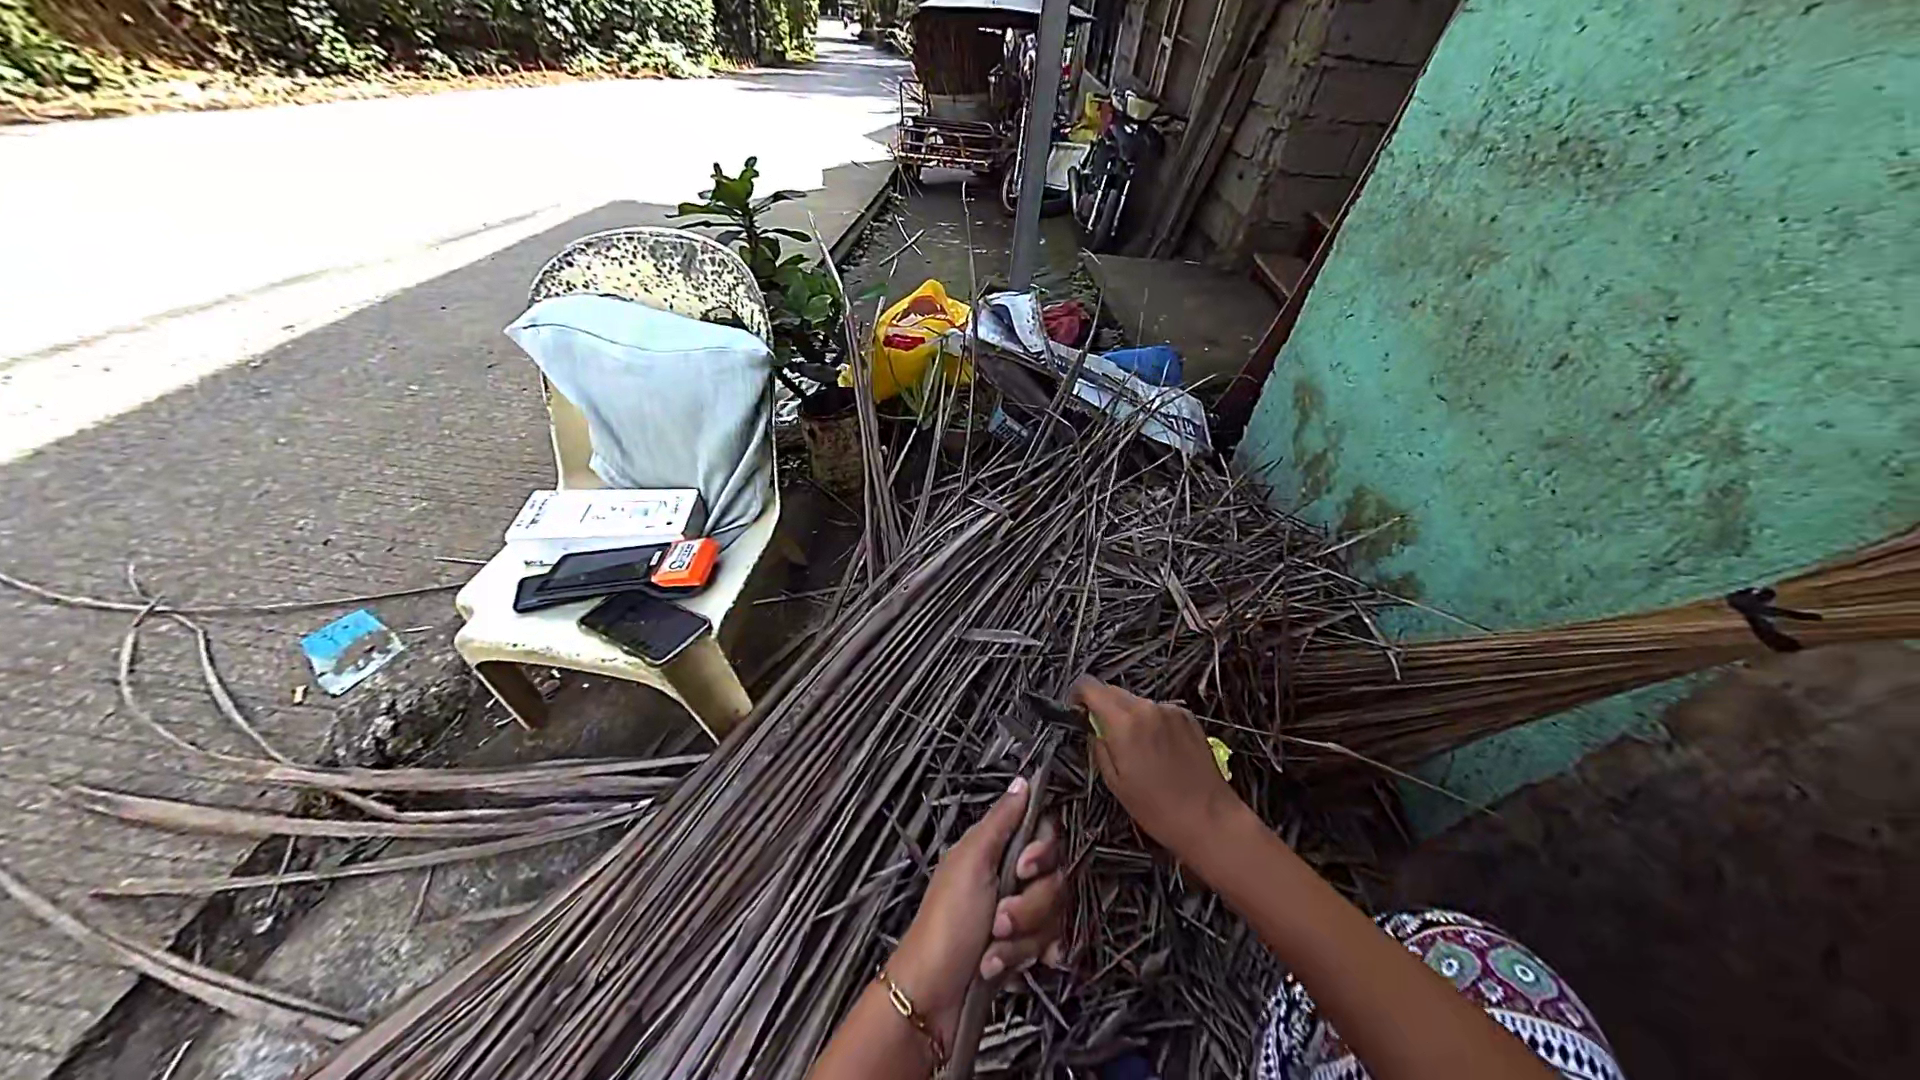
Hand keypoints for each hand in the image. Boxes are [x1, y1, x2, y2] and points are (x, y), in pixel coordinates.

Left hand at [886, 776, 1066, 1043]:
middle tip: (997, 920)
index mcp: (996, 850)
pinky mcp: (1024, 948)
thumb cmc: (946, 923)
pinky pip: (1050, 947)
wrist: (933, 996)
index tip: (1023, 869)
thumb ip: (1001, 821)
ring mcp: (1019, 914)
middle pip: (1055, 880)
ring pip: (1053, 917)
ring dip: (1021, 940)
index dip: (1042, 854)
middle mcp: (1011, 878)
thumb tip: (1022, 781)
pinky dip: (1025, 959)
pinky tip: (1006, 968)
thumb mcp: (970, 862)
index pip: (1045, 835)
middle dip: (1028, 907)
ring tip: (991, 951)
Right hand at [1069, 675, 1247, 862]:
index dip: (1078, 694)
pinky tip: (1158, 748)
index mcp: (1123, 722)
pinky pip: (1158, 710)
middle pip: (1113, 690)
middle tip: (1103, 733)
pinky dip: (1150, 721)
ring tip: (1135, 747)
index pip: (1090, 686)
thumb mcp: (1114, 782)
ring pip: (1136, 701)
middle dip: (1102, 705)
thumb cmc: (1155, 807)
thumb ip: (1098, 746)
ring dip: (1127, 714)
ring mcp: (1170, 710)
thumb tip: (1093, 728)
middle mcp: (1147, 707)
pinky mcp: (1188, 717)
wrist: (1209, 818)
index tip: (1076, 711)